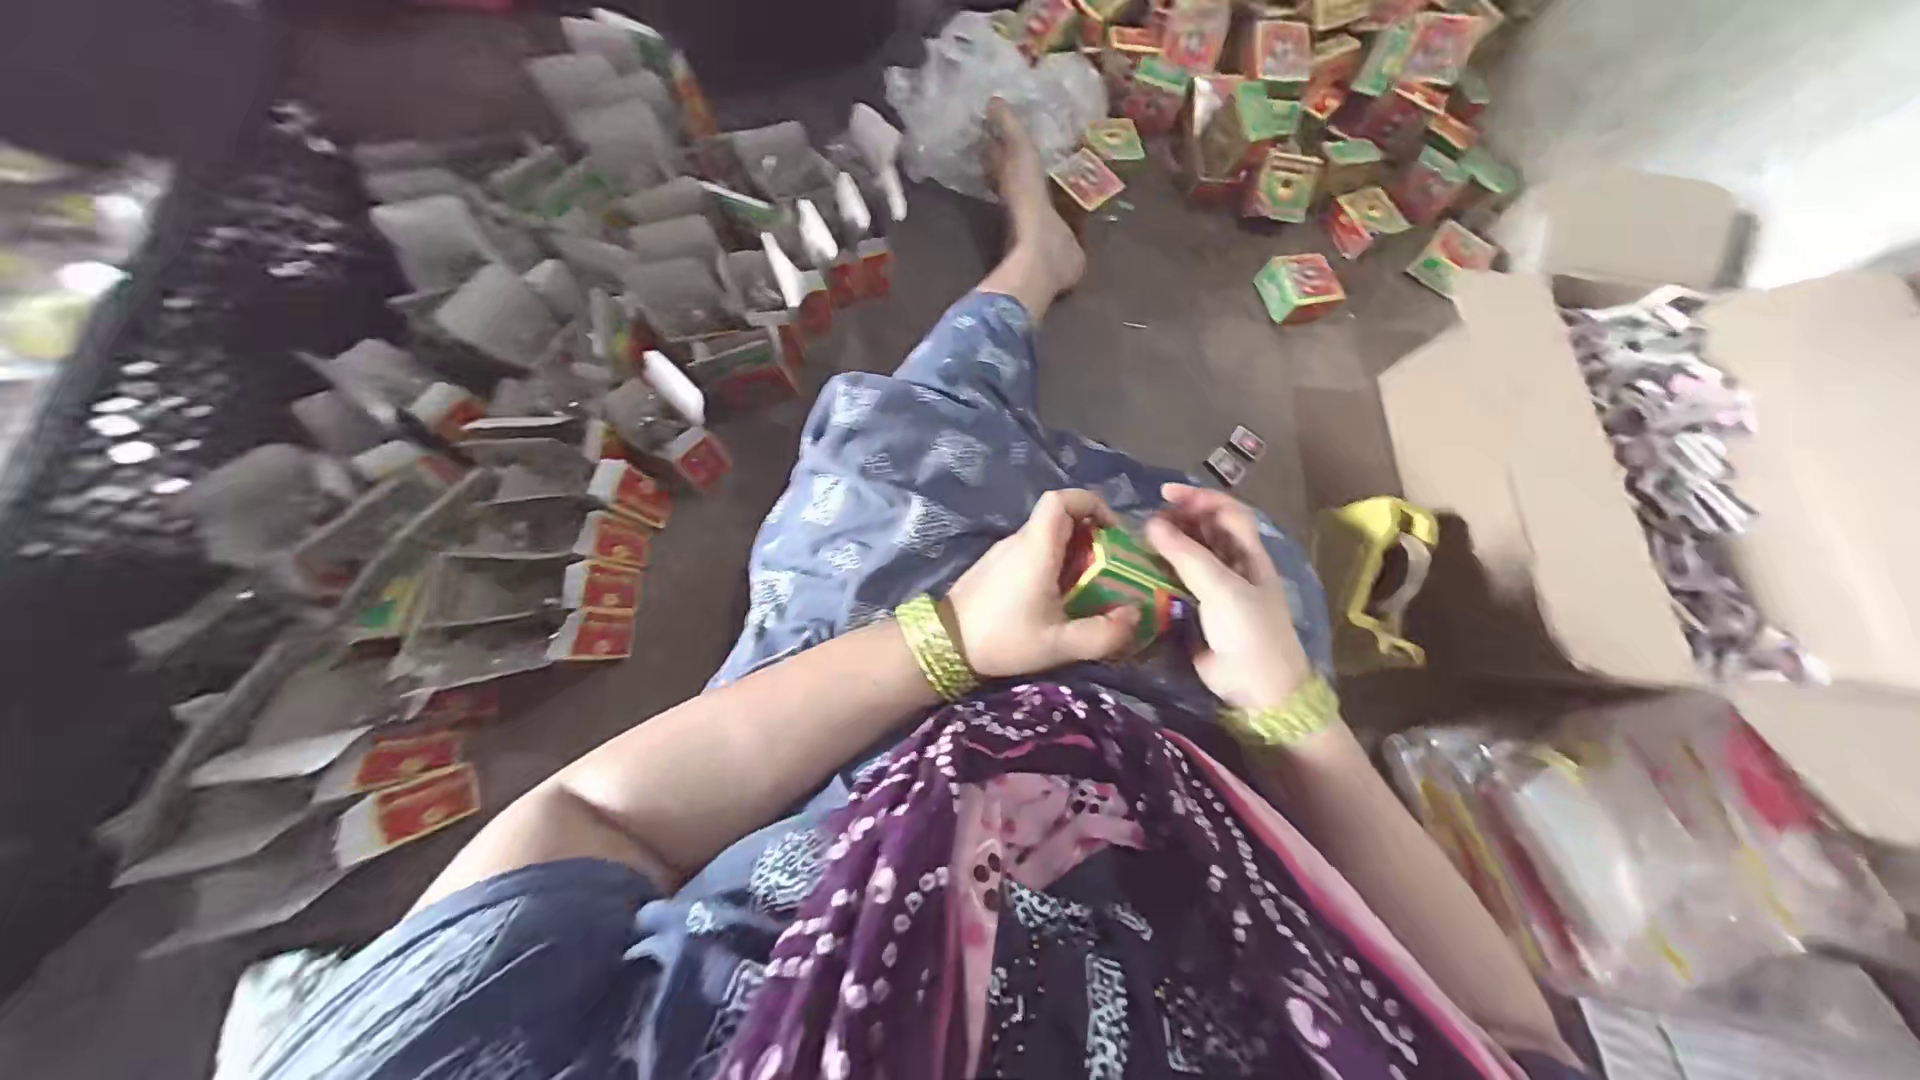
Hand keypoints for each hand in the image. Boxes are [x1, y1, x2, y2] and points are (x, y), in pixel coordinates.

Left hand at [945, 489, 1139, 677]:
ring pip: (1043, 535)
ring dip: (1070, 551)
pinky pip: (1029, 551)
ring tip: (1085, 586)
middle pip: (1057, 517)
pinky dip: (1050, 562)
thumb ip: (1103, 633)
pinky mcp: (992, 566)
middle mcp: (1018, 541)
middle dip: (1089, 533)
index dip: (1091, 503)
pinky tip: (1054, 596)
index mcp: (1036, 548)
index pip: (1061, 499)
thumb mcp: (1060, 644)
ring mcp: (1002, 552)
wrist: (945, 645)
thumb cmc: (1004, 639)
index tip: (1112, 531)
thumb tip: (1134, 616)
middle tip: (1107, 566)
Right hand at [1145, 483, 1310, 708]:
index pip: (1227, 512)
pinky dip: (1162, 571)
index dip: (1199, 498)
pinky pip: (1179, 582)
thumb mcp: (1221, 588)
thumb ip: (1186, 555)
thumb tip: (1152, 524)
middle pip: (1207, 531)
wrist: (1258, 687)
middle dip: (1180, 519)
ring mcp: (1217, 590)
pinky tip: (1143, 570)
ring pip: (1191, 556)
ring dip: (1169, 544)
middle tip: (1147, 520)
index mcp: (1250, 555)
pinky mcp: (1199, 611)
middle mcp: (1234, 567)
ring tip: (1141, 542)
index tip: (1164, 495)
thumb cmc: (1248, 631)